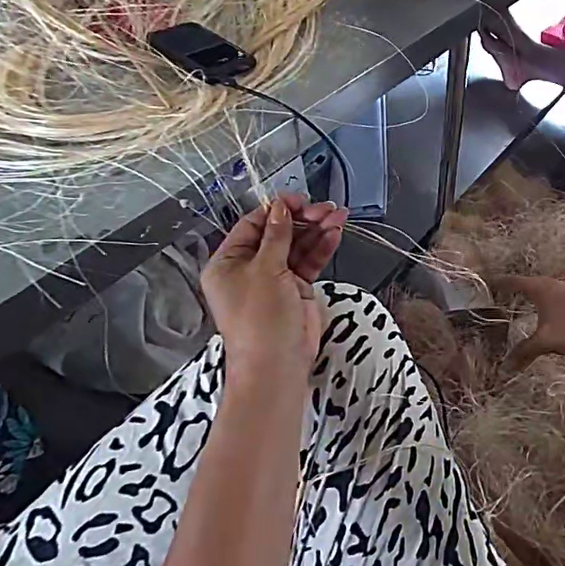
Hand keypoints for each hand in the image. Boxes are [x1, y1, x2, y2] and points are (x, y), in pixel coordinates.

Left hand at [202, 195, 347, 377]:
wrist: (277, 366)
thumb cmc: (259, 322)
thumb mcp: (265, 270)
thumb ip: (276, 236)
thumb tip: (280, 209)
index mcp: (227, 263)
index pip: (252, 226)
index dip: (275, 210)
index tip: (296, 200)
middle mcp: (249, 270)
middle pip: (277, 234)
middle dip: (301, 220)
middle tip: (323, 209)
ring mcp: (273, 280)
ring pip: (296, 247)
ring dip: (316, 231)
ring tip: (337, 216)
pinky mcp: (295, 291)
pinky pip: (308, 263)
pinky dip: (321, 248)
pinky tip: (334, 234)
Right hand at [499, 276, 564, 374]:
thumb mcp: (546, 342)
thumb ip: (524, 351)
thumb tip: (505, 366)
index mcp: (541, 288)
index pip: (513, 281)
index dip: (498, 283)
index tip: (486, 284)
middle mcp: (555, 284)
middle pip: (529, 283)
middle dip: (515, 290)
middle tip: (501, 296)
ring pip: (546, 291)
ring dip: (534, 297)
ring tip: (523, 305)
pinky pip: (559, 298)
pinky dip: (549, 304)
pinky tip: (552, 317)